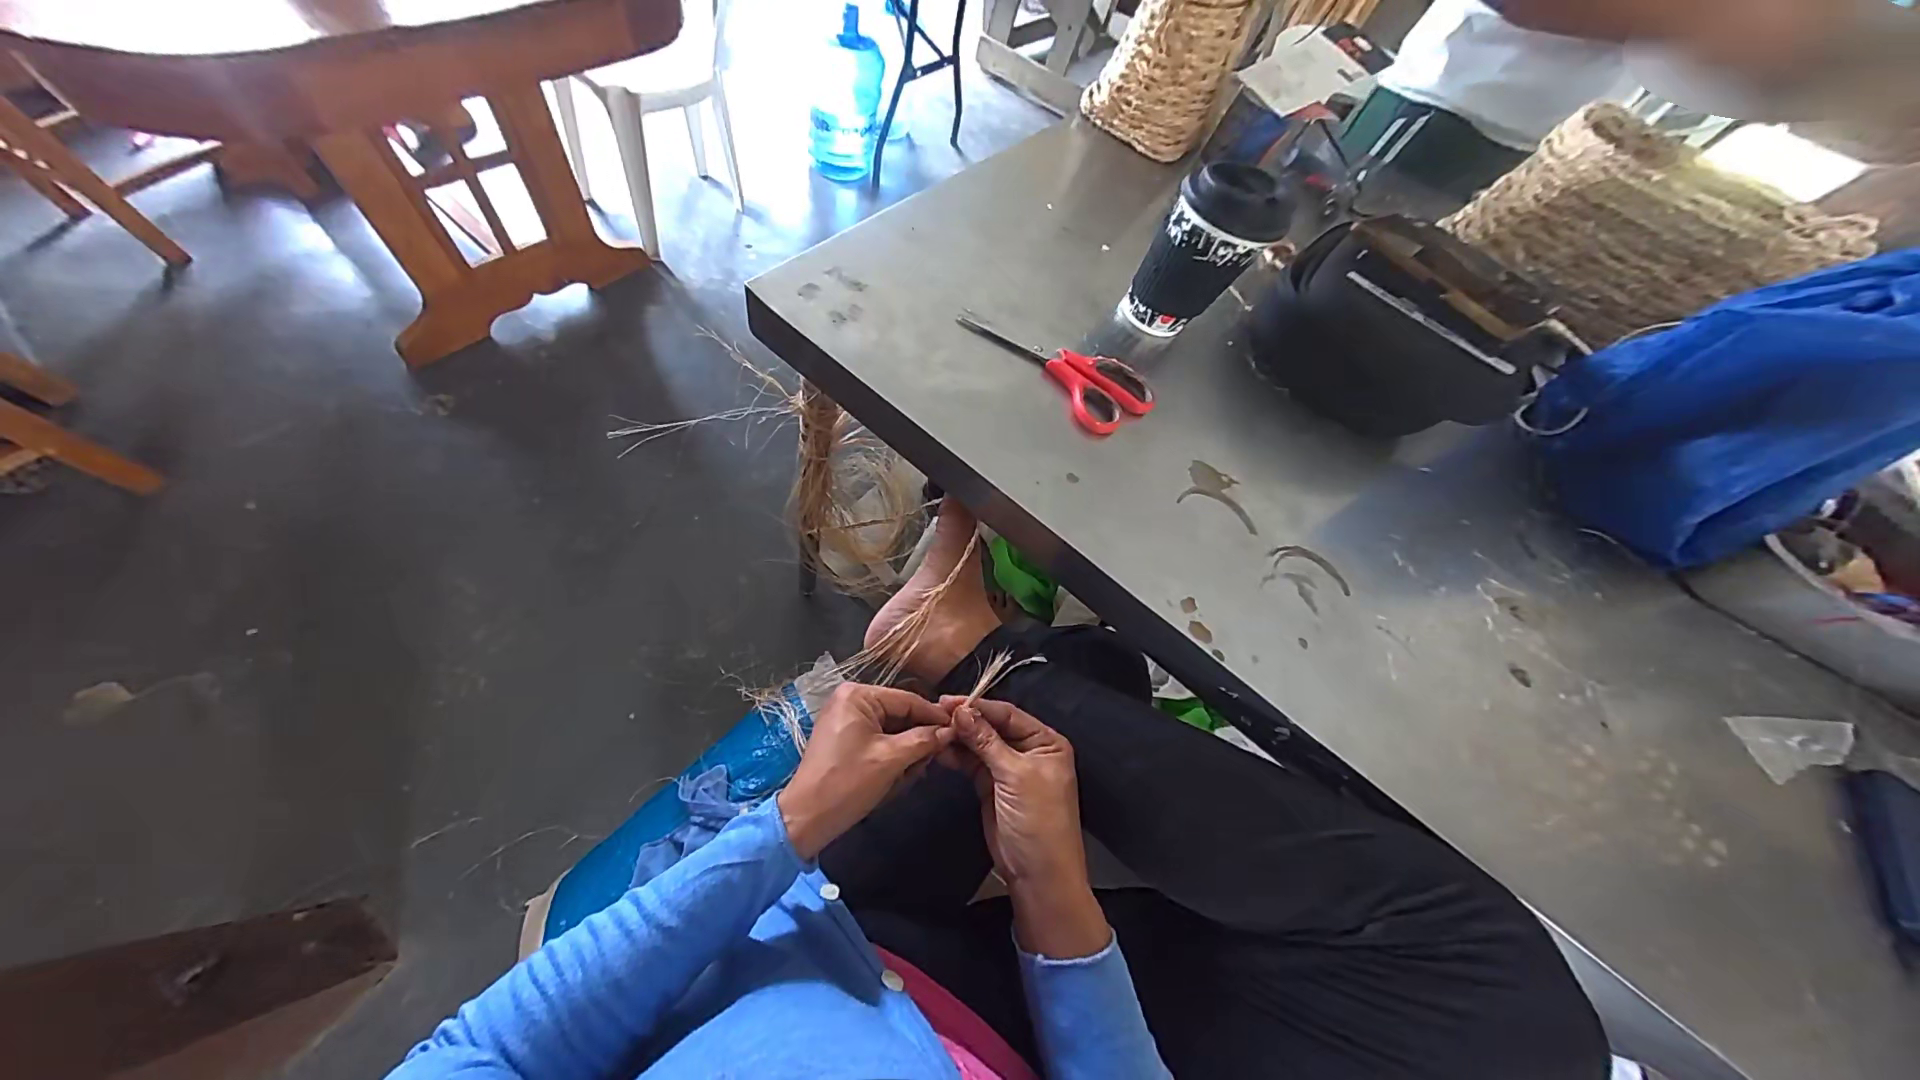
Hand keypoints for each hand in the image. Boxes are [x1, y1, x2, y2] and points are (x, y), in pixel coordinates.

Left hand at [777, 683, 953, 860]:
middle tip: (935, 760)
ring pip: (892, 730)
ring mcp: (846, 720)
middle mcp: (850, 700)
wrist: (806, 819)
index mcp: (857, 695)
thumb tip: (949, 731)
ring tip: (912, 774)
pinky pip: (878, 740)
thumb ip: (923, 740)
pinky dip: (891, 757)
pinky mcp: (844, 739)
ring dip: (906, 752)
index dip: (935, 716)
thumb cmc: (847, 783)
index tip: (958, 730)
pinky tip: (899, 776)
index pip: (908, 700)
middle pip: (900, 714)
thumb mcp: (891, 759)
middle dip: (918, 738)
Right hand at [941, 697, 1110, 958]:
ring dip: (958, 737)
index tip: (949, 701)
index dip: (980, 706)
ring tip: (933, 729)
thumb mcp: (1016, 776)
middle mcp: (1028, 750)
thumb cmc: (1039, 821)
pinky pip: (972, 763)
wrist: (1039, 875)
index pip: (1008, 714)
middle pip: (992, 726)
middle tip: (935, 712)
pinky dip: (957, 756)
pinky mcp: (991, 785)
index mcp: (1046, 742)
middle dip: (966, 720)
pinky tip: (940, 749)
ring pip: (979, 743)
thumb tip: (962, 711)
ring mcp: (1008, 768)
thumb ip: (987, 742)